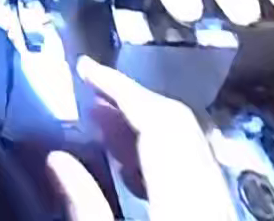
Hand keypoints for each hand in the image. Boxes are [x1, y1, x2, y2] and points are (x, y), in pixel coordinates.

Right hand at [46, 57, 236, 220]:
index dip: (117, 85)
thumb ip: (87, 204)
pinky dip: (158, 153)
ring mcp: (217, 199)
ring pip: (184, 141)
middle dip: (130, 99)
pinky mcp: (216, 211)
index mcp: (184, 189)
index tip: (84, 66)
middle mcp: (208, 186)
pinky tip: (128, 165)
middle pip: (173, 120)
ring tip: (101, 119)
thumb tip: (56, 158)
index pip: (153, 115)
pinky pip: (189, 167)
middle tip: (91, 91)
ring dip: (142, 124)